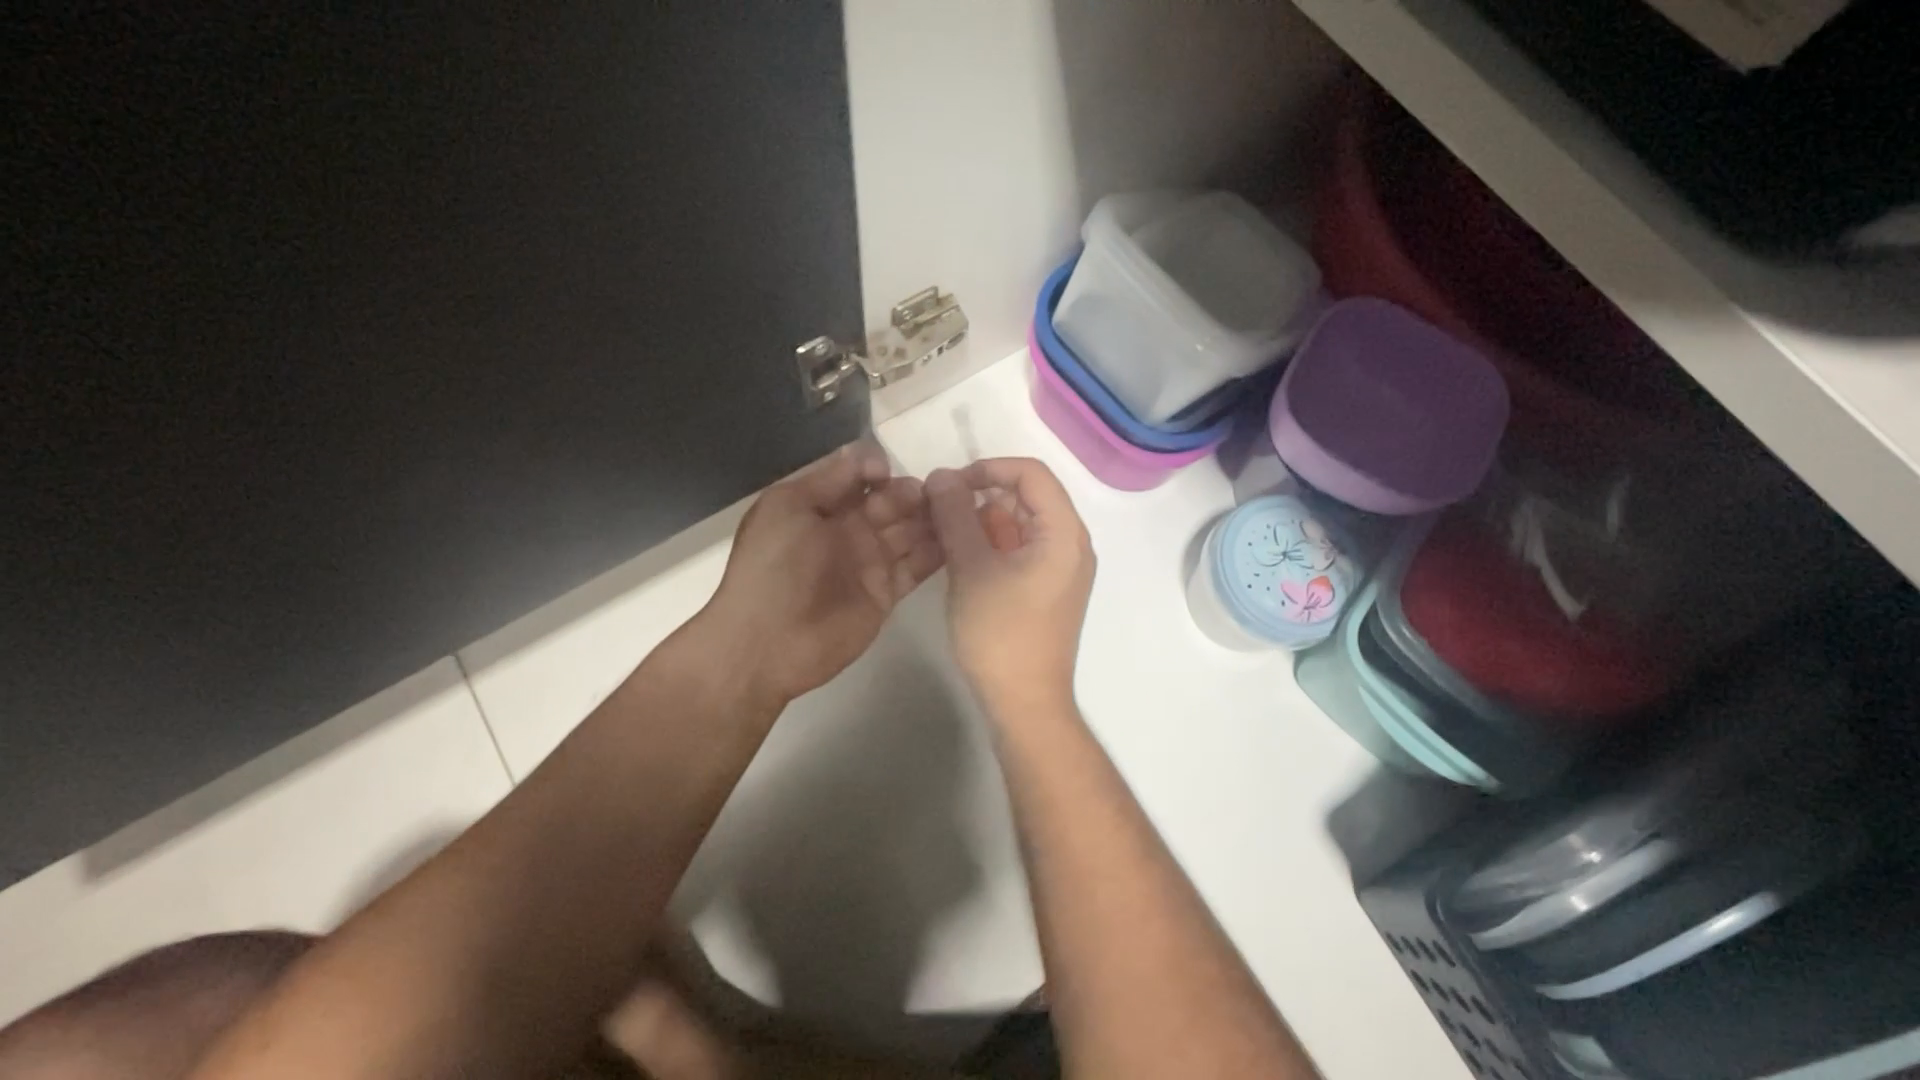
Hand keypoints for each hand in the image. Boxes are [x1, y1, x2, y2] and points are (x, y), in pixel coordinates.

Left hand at [702, 443, 942, 705]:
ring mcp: (869, 561)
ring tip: (961, 507)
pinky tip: (963, 535)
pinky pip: (918, 565)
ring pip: (909, 531)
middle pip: (891, 501)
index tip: (891, 473)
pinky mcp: (887, 593)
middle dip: (913, 493)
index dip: (879, 469)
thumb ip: (831, 478)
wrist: (767, 642)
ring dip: (932, 518)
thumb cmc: (773, 567)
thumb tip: (874, 457)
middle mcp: (847, 529)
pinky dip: (939, 551)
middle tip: (940, 490)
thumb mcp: (789, 507)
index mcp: (820, 505)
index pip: (860, 476)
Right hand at [923, 458, 1095, 711]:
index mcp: (1064, 533)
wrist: (1025, 702)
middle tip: (938, 506)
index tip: (949, 485)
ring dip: (983, 520)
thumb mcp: (971, 568)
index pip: (1031, 474)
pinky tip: (959, 555)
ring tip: (941, 531)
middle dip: (982, 494)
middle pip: (1027, 496)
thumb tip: (941, 476)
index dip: (988, 468)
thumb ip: (955, 516)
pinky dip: (992, 544)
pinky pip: (1020, 550)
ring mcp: (1060, 569)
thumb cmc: (1000, 633)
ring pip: (1020, 524)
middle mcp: (1071, 544)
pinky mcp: (1047, 590)